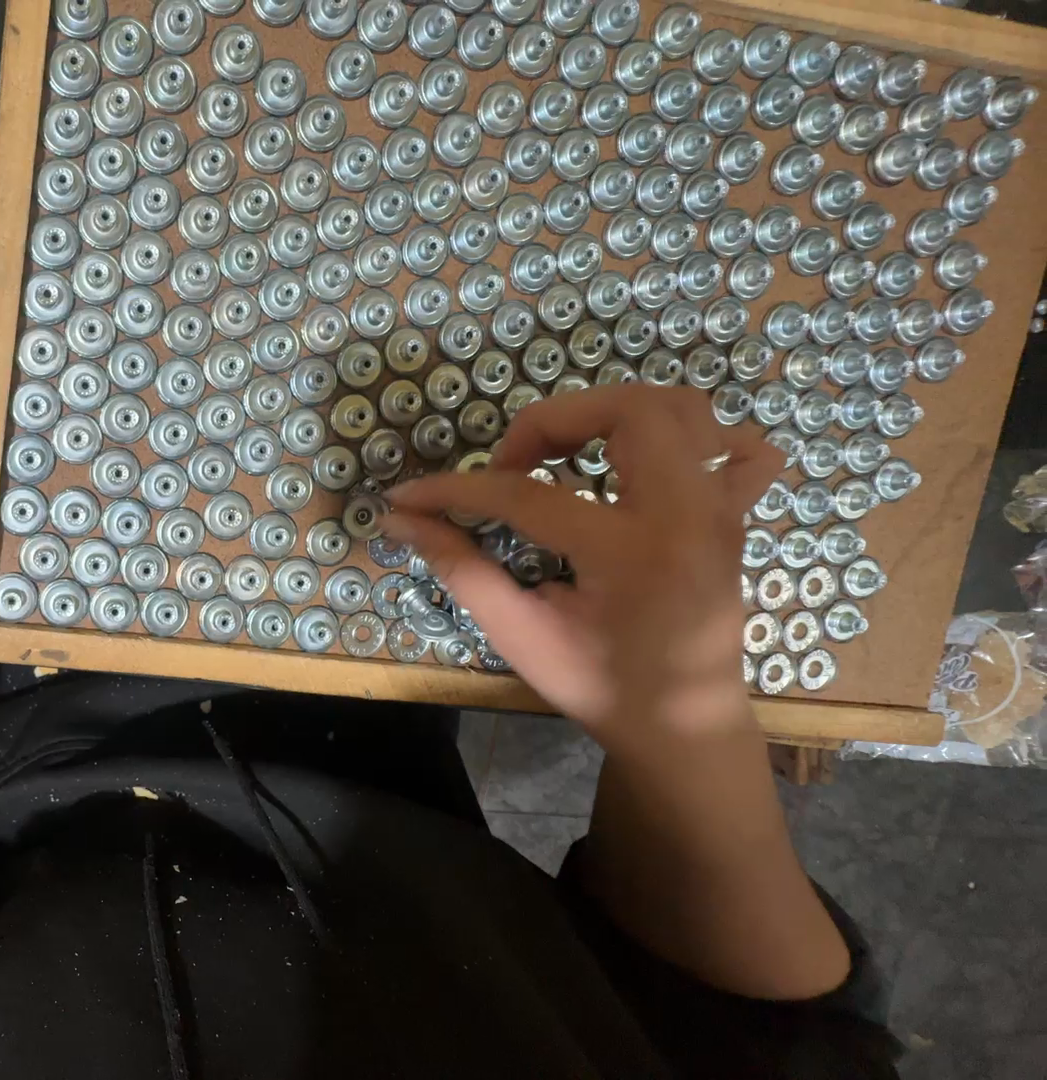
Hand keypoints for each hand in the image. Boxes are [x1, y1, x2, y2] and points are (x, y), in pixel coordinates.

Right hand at [382, 385, 781, 741]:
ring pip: (682, 409)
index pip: (525, 493)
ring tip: (562, 454)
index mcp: (631, 551)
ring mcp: (720, 509)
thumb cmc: (597, 684)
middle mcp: (687, 513)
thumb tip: (401, 520)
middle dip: (551, 421)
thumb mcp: (516, 632)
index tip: (409, 497)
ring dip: (608, 415)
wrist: (682, 724)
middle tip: (510, 465)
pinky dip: (687, 439)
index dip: (455, 489)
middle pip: (630, 410)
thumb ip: (459, 566)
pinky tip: (640, 466)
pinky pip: (738, 448)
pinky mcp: (731, 515)